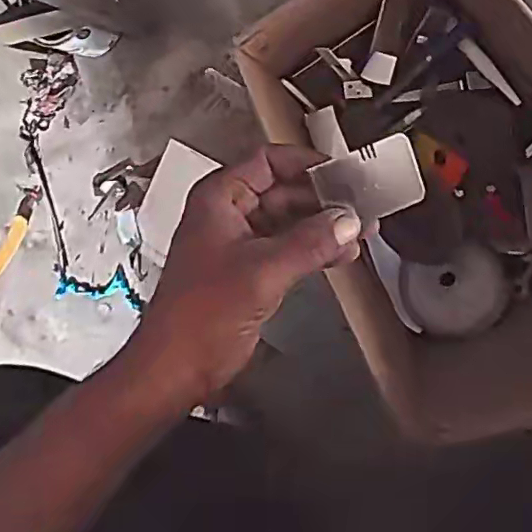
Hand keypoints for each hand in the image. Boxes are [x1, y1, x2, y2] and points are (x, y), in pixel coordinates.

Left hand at [121, 144, 362, 408]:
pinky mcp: (250, 270)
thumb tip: (344, 222)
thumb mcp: (261, 271)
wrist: (175, 369)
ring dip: (322, 225)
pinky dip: (314, 248)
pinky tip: (340, 253)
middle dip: (321, 198)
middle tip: (355, 203)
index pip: (268, 161)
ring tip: (356, 228)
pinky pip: (289, 246)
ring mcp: (239, 243)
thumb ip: (308, 243)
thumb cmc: (194, 318)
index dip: (304, 162)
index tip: (336, 170)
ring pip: (289, 220)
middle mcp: (228, 214)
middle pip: (284, 190)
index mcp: (219, 199)